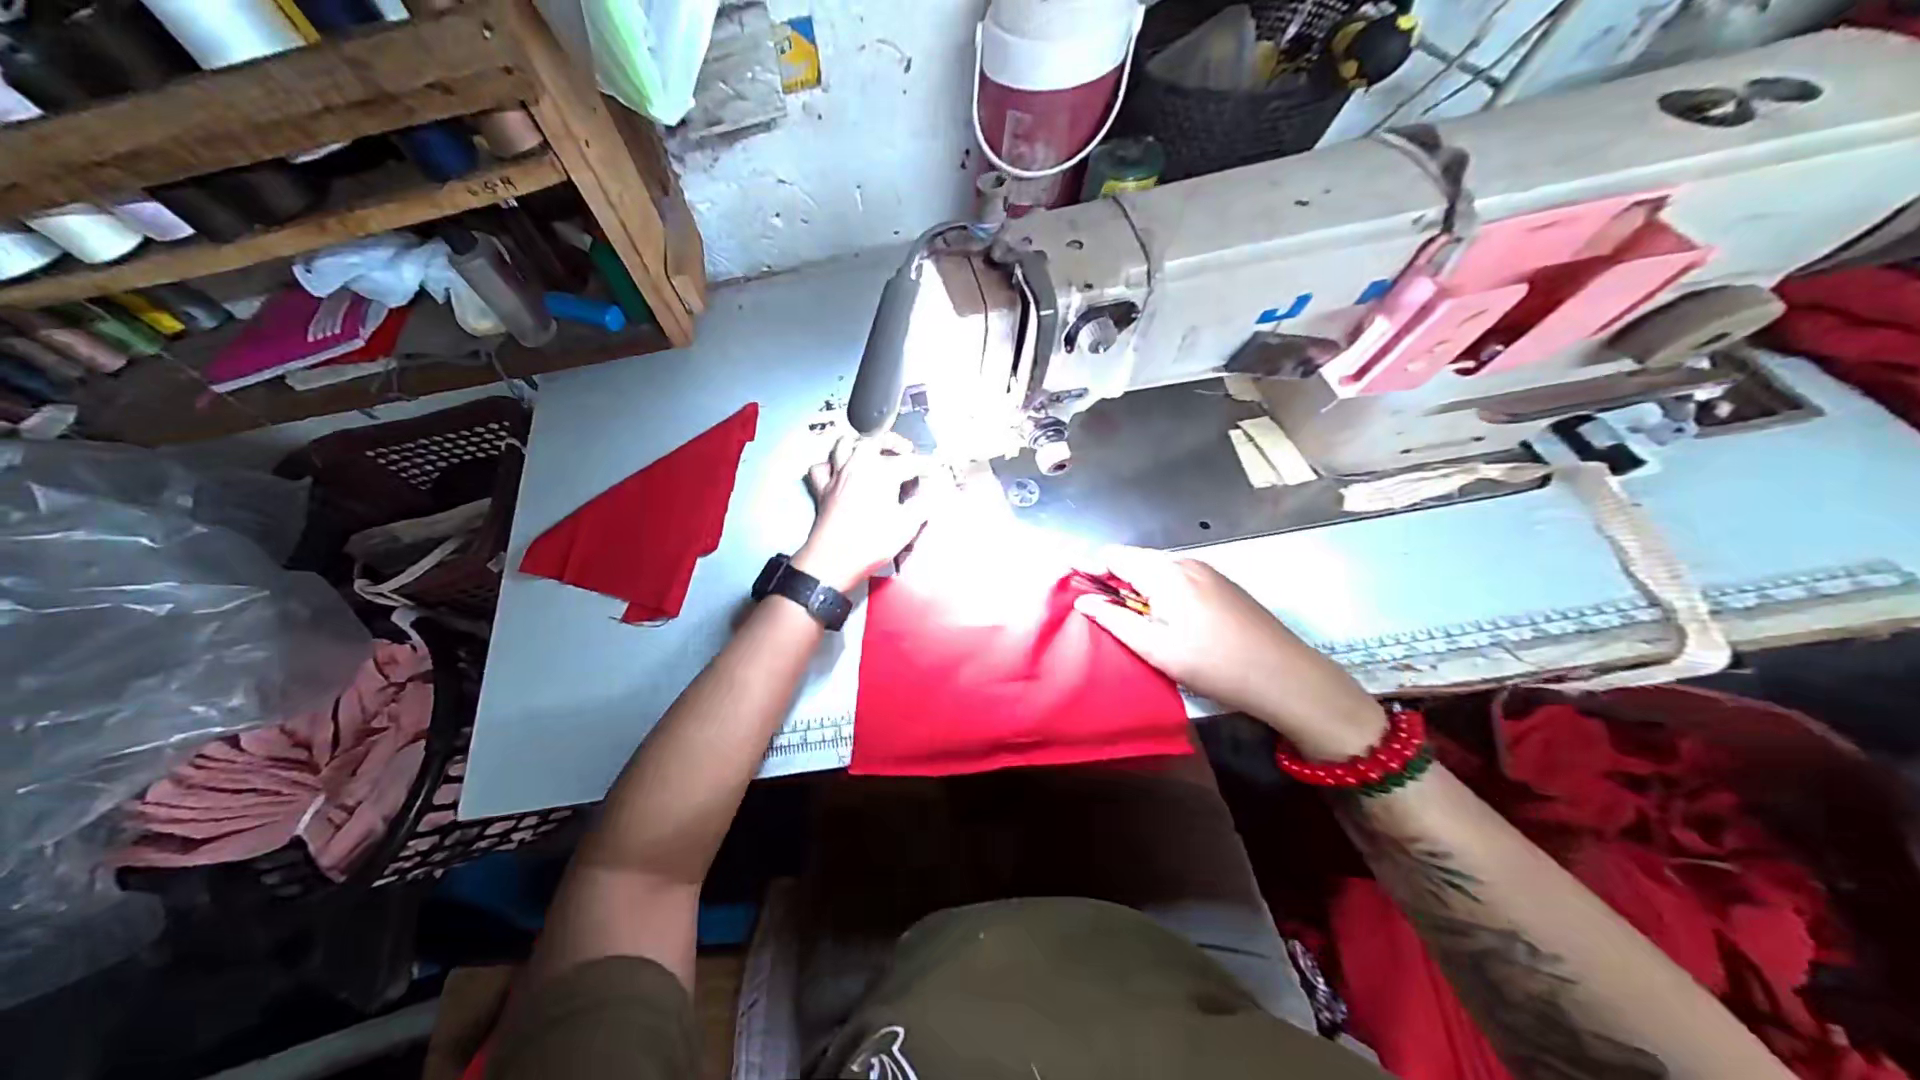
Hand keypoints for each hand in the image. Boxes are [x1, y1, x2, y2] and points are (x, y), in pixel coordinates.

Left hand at [793, 433, 935, 592]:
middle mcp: (858, 466)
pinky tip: (839, 472)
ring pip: (843, 445)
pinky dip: (830, 465)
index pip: (909, 462)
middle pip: (874, 440)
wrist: (834, 559)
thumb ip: (920, 506)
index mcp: (883, 472)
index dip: (925, 464)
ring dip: (859, 443)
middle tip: (904, 451)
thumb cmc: (873, 542)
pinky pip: (821, 468)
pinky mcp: (822, 490)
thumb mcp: (907, 526)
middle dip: (891, 441)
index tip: (935, 468)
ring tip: (870, 452)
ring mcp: (837, 476)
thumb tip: (928, 496)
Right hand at [1073, 546, 1386, 759]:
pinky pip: (1180, 577)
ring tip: (1138, 622)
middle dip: (1116, 580)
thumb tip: (1084, 600)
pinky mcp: (1223, 584)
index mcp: (1165, 572)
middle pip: (1137, 559)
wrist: (1284, 675)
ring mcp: (1208, 571)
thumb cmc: (1212, 664)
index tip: (1080, 590)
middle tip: (1108, 614)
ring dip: (1140, 587)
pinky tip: (1170, 621)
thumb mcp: (1154, 648)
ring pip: (1159, 569)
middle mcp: (1186, 562)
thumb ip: (1114, 619)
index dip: (1092, 569)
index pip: (1114, 555)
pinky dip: (1163, 591)